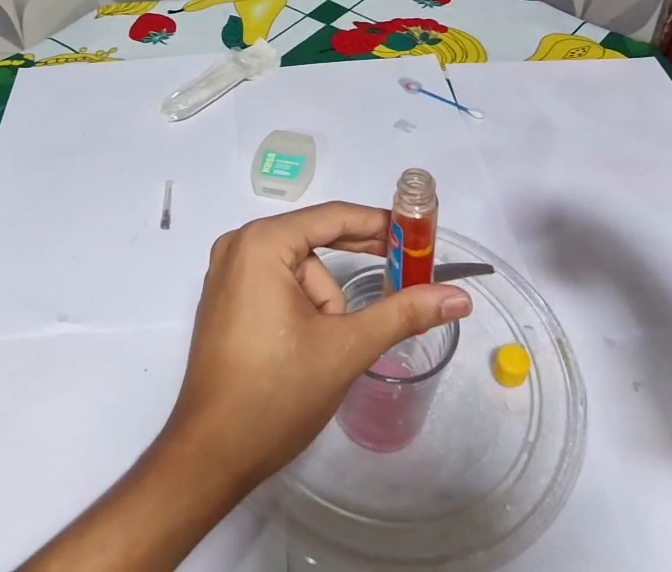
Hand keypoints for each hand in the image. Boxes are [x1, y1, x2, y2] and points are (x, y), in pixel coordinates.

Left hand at [20, 203, 471, 571]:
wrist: (212, 455)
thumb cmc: (277, 392)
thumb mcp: (347, 347)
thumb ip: (404, 313)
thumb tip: (459, 296)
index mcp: (262, 243)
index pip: (334, 217)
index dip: (381, 223)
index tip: (422, 232)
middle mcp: (239, 247)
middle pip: (316, 243)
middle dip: (358, 264)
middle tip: (406, 274)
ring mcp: (227, 275)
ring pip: (301, 273)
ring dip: (326, 305)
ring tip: (327, 350)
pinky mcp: (226, 303)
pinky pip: (279, 287)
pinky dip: (306, 308)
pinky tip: (313, 345)